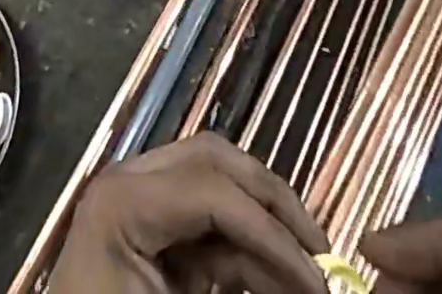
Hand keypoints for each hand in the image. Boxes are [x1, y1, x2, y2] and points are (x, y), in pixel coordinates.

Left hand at [48, 132, 330, 293]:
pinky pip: (204, 212)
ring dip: (262, 217)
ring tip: (303, 265)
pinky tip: (274, 273)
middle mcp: (130, 178)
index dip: (272, 231)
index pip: (212, 189)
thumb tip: (309, 280)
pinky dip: (242, 239)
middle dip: (272, 200)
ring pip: (214, 176)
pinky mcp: (148, 219)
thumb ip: (242, 279)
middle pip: (215, 160)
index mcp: (124, 199)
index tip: (316, 278)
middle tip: (317, 248)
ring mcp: (138, 193)